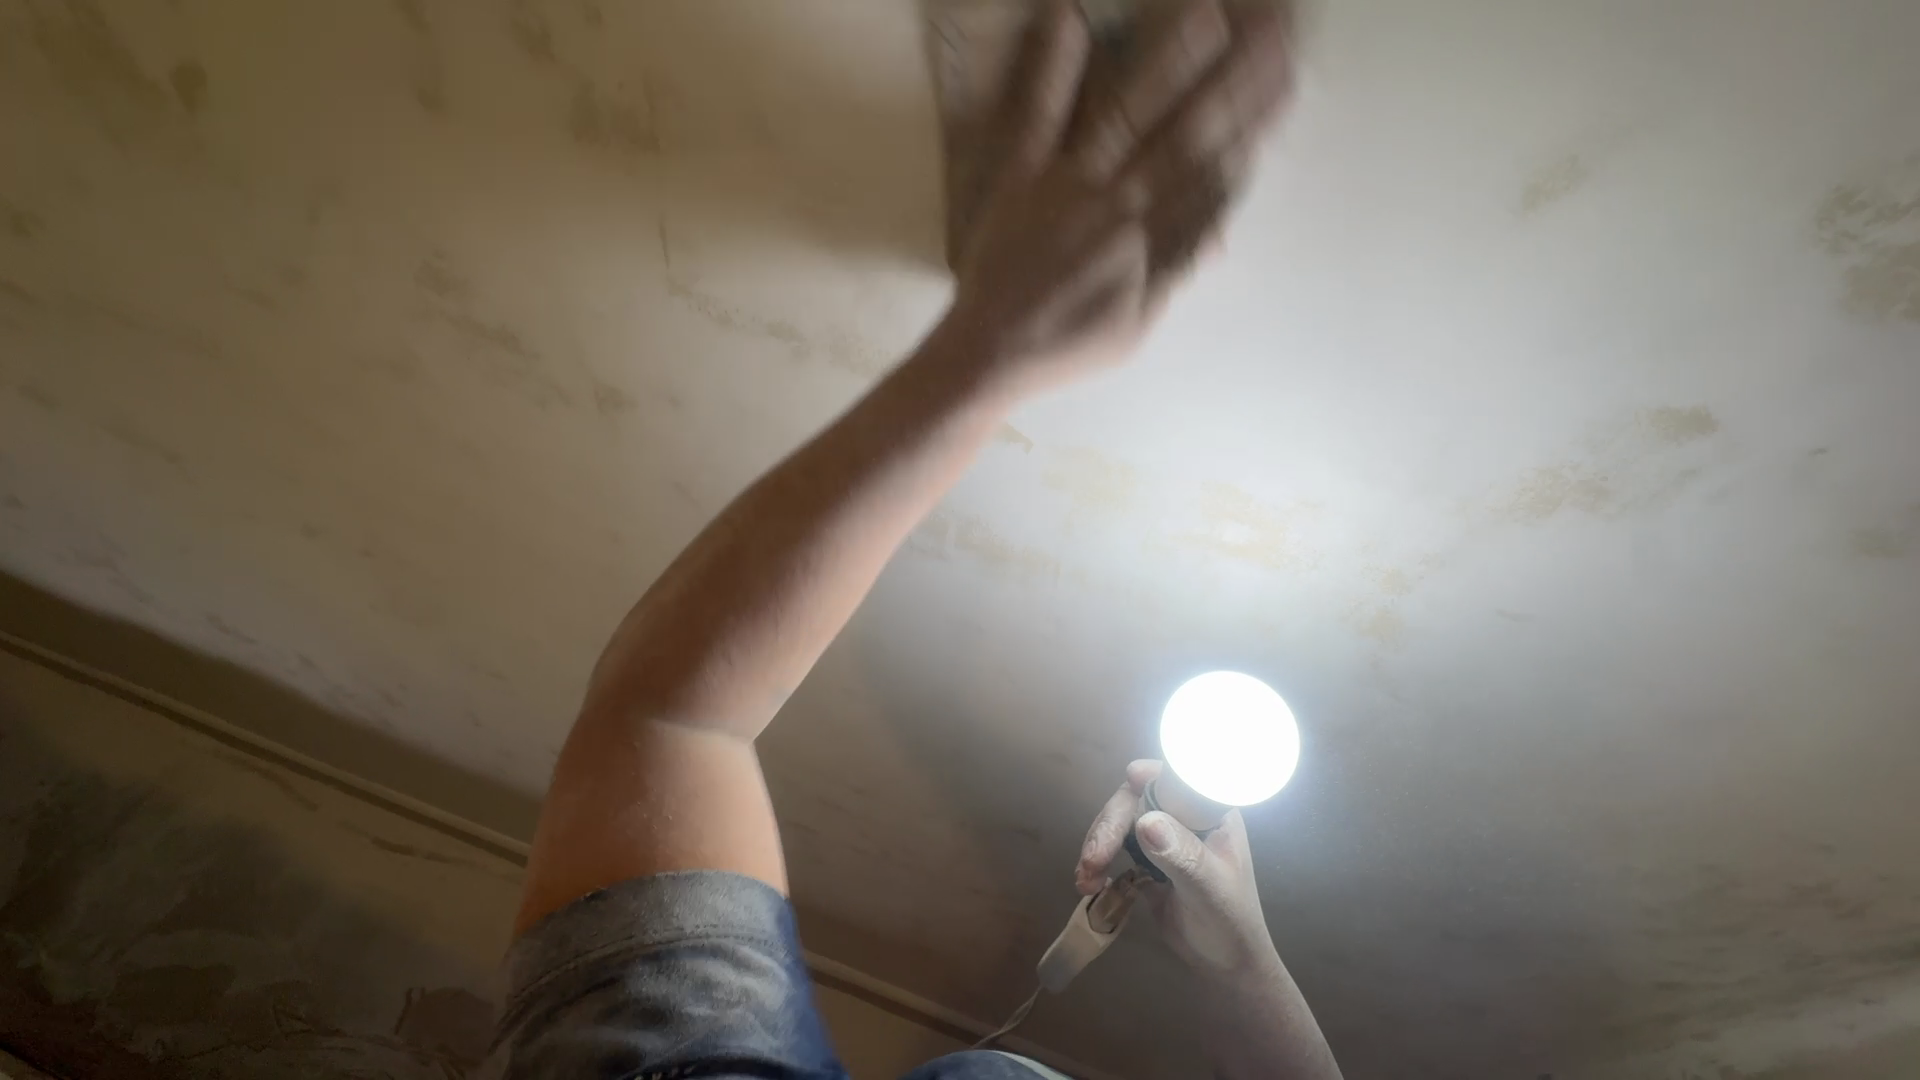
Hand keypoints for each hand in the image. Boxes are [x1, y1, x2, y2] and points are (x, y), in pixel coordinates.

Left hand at [940, 0, 1294, 392]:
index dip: (1252, 128)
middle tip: (1278, 31)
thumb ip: (1174, 275)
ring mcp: (1067, 185)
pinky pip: (1039, 117)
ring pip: (1127, 116)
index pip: (1211, 176)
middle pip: (1185, 137)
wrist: (992, 353)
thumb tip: (1221, 233)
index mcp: (1146, 245)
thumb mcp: (1133, 327)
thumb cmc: (1066, 346)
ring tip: (1208, 14)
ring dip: (1168, 63)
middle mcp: (1116, 204)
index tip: (1287, 84)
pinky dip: (1052, 69)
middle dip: (1235, 84)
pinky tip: (1070, 17)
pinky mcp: (1020, 176)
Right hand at [1076, 760, 1279, 978]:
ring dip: (1098, 844)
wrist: (1226, 968)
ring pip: (1120, 822)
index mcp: (1209, 813)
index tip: (1131, 778)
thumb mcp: (1209, 889)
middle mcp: (1184, 817)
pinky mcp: (1147, 858)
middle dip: (1110, 825)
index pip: (1175, 778)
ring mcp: (1164, 836)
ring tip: (1084, 880)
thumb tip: (1145, 821)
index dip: (1150, 774)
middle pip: (1136, 800)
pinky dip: (1097, 860)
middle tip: (1093, 858)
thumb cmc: (1231, 924)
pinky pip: (1115, 846)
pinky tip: (1087, 883)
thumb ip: (1181, 856)